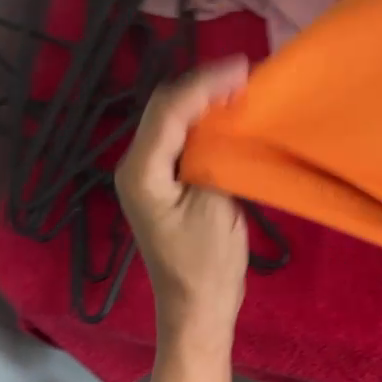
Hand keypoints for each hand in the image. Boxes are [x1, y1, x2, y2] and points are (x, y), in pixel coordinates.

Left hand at [115, 57, 250, 342]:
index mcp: (141, 171)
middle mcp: (135, 168)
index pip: (170, 109)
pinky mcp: (164, 190)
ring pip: (174, 126)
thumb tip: (224, 125)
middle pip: (167, 111)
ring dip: (206, 108)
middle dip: (204, 90)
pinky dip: (206, 132)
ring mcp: (148, 179)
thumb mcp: (218, 210)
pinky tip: (229, 127)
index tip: (242, 68)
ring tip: (240, 95)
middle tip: (245, 78)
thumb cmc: (207, 269)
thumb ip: (215, 160)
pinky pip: (182, 148)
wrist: (197, 312)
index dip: (205, 84)